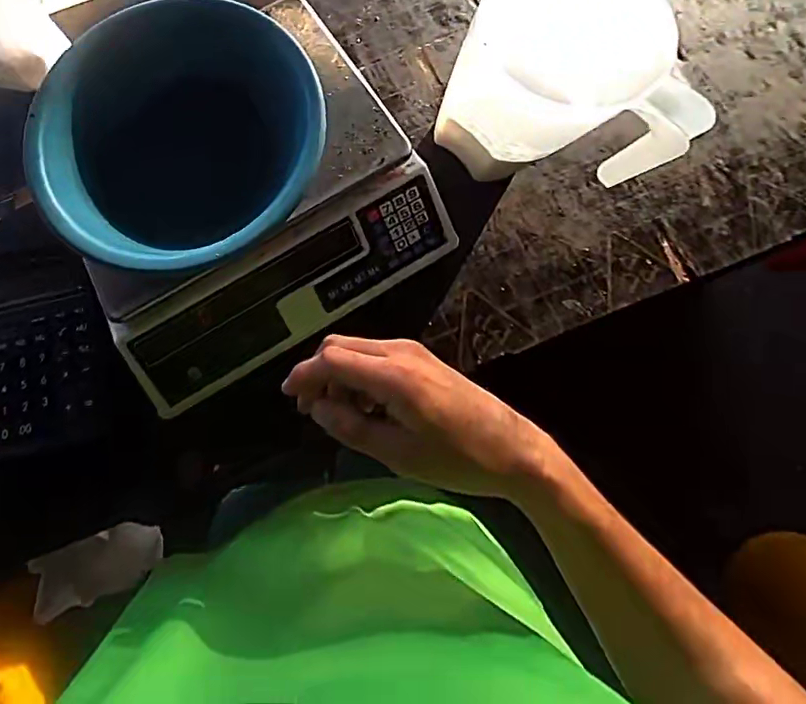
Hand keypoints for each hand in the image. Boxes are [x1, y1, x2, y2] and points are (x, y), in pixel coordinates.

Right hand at [282, 335, 563, 500]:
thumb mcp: (399, 455)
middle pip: (340, 345)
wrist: (516, 450)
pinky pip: (375, 355)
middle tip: (310, 409)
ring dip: (337, 373)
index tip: (289, 397)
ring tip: (336, 412)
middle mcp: (400, 351)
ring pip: (356, 349)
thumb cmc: (459, 459)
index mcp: (394, 374)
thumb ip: (351, 428)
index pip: (332, 359)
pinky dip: (358, 373)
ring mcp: (413, 351)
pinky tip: (364, 405)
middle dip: (317, 372)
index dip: (304, 374)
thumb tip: (317, 408)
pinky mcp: (421, 359)